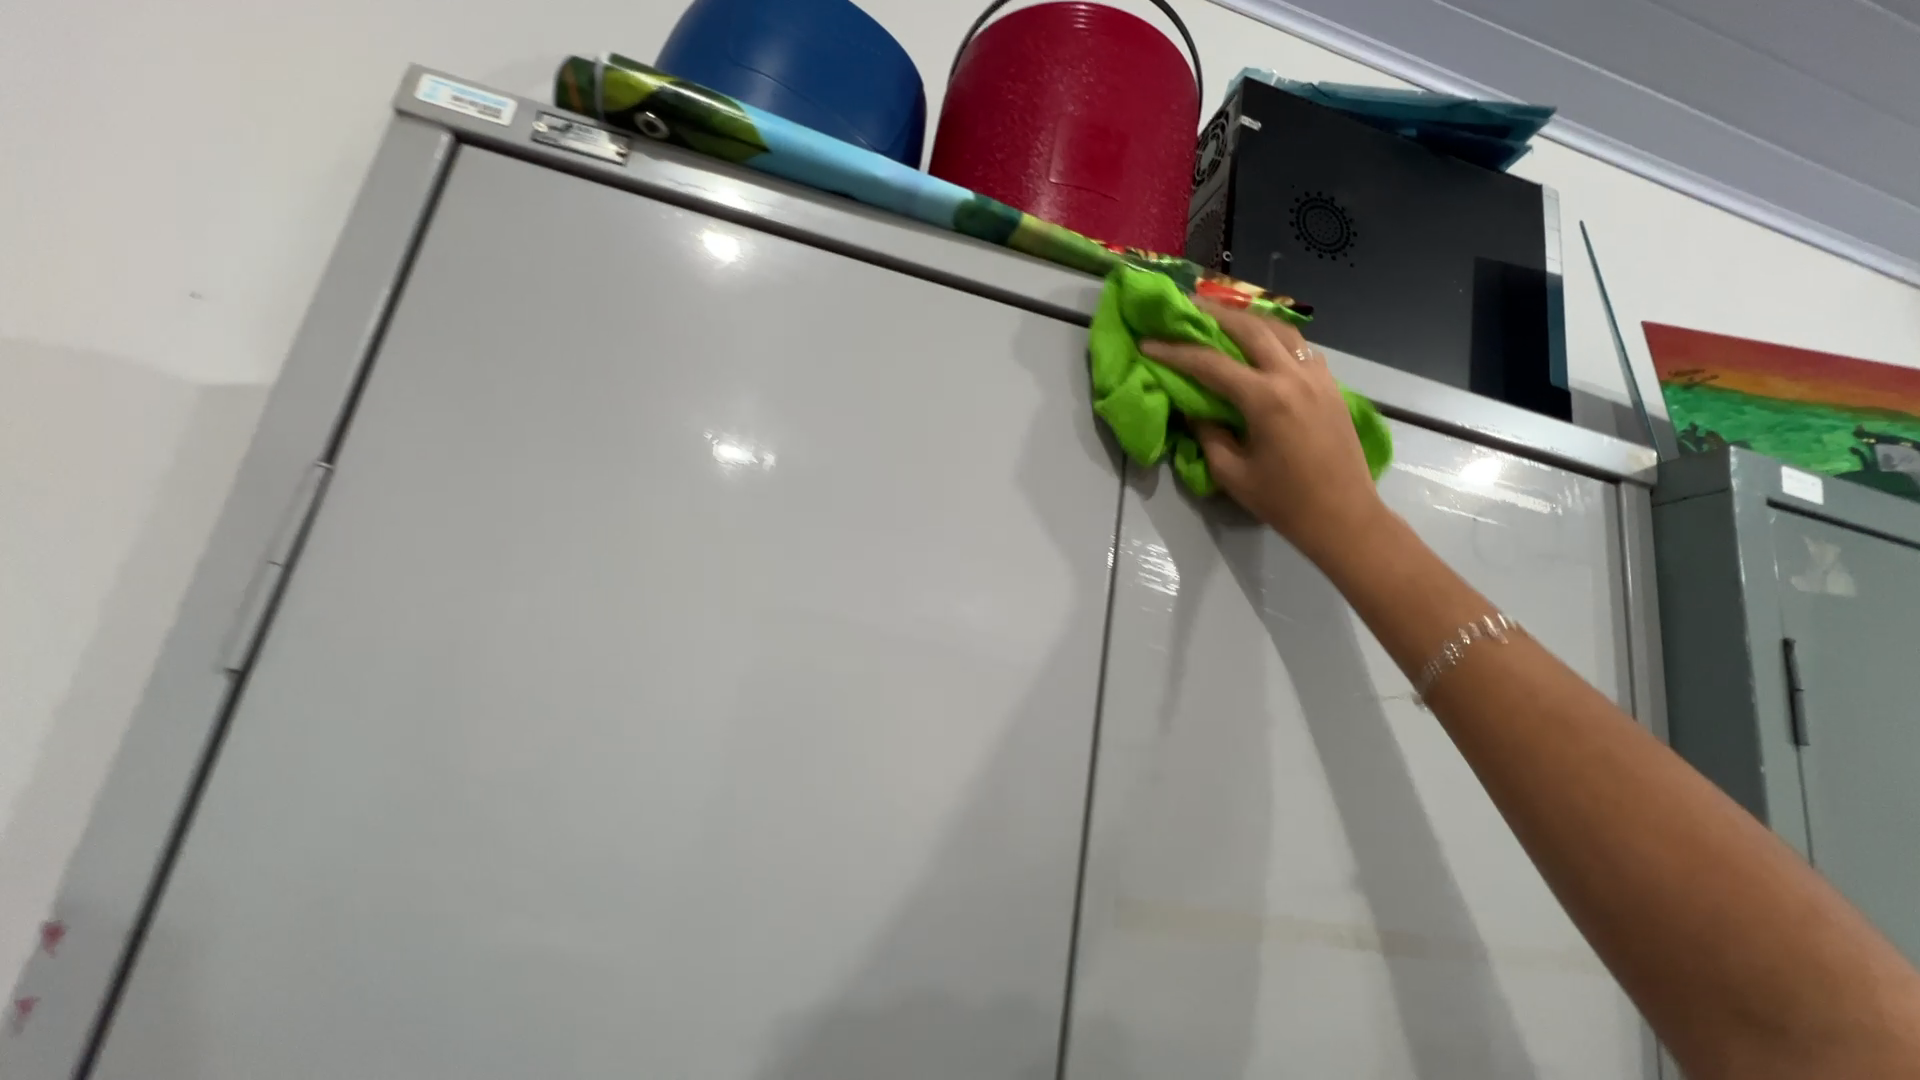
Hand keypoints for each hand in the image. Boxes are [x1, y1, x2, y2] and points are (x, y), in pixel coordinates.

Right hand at [1142, 299, 1388, 562]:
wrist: (1343, 516)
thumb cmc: (1283, 502)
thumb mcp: (1231, 473)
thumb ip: (1208, 433)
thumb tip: (1193, 408)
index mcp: (1265, 399)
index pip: (1209, 363)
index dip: (1174, 352)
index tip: (1147, 343)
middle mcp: (1293, 376)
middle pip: (1249, 328)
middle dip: (1213, 314)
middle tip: (1185, 308)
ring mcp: (1317, 376)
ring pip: (1280, 330)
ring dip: (1248, 319)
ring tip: (1223, 316)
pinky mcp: (1330, 385)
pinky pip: (1300, 348)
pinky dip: (1276, 338)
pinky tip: (1262, 346)